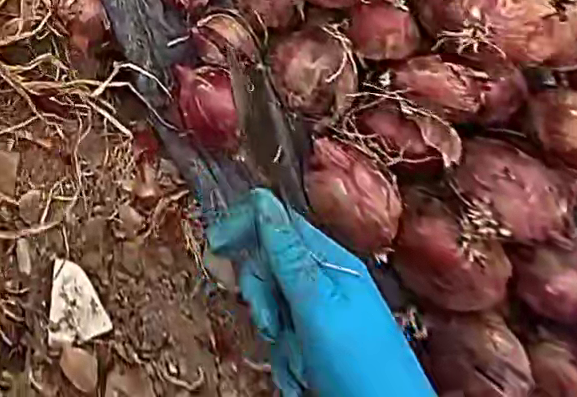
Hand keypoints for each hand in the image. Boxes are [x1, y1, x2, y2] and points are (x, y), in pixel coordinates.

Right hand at [208, 189, 432, 396]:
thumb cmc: (360, 366)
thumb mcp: (317, 305)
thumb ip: (287, 252)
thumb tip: (261, 197)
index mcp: (329, 258)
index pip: (277, 218)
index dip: (244, 225)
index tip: (216, 246)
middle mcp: (325, 278)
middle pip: (269, 260)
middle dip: (260, 291)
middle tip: (269, 323)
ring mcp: (323, 313)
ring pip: (273, 303)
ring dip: (274, 334)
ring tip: (296, 365)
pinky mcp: (320, 346)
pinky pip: (284, 338)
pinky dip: (285, 358)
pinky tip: (300, 379)